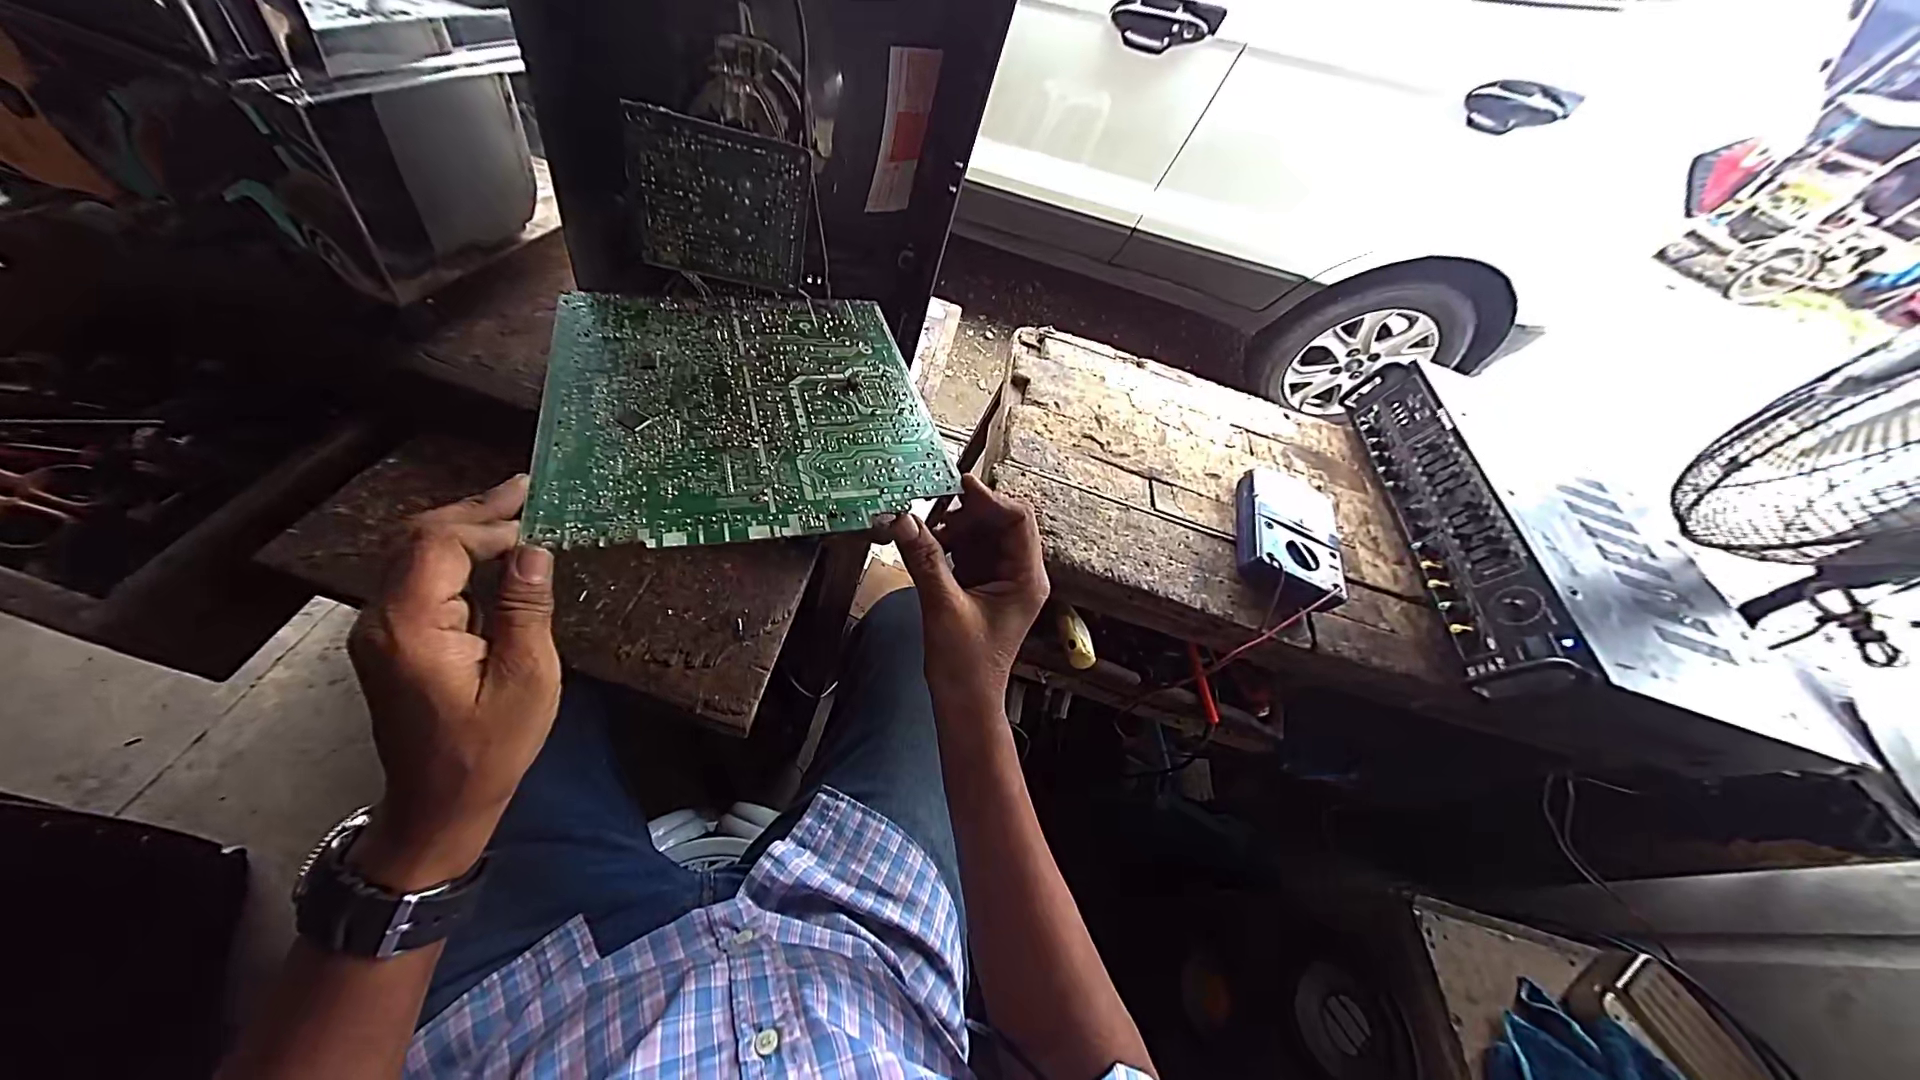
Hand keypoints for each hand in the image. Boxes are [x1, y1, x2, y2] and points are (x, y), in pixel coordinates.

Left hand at [345, 475, 560, 888]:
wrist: (441, 802)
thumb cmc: (492, 746)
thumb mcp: (527, 677)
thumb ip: (526, 609)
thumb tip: (534, 549)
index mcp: (411, 628)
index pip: (439, 545)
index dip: (490, 524)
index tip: (542, 519)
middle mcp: (382, 619)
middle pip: (418, 540)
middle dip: (474, 511)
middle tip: (526, 487)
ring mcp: (382, 628)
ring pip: (415, 554)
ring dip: (465, 527)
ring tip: (515, 506)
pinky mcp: (395, 638)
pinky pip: (421, 578)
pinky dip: (458, 554)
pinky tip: (492, 549)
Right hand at [886, 474, 1049, 693]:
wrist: (964, 702)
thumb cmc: (967, 667)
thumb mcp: (943, 608)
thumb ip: (925, 560)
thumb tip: (904, 521)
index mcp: (1027, 579)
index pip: (1018, 520)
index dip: (989, 499)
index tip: (958, 486)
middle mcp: (1018, 574)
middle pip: (998, 523)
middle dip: (966, 514)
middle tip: (932, 511)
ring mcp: (999, 578)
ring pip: (980, 534)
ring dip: (953, 528)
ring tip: (925, 533)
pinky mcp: (980, 584)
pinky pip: (966, 550)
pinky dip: (946, 544)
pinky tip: (926, 547)